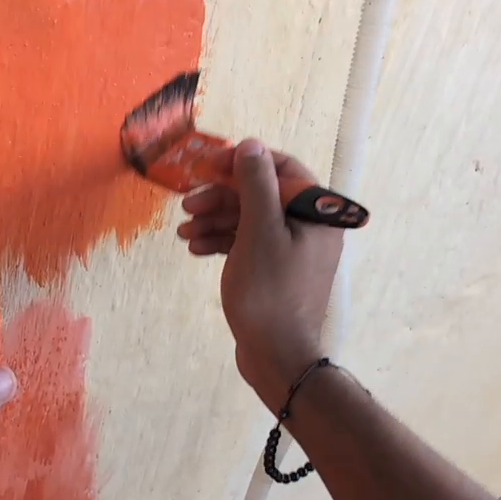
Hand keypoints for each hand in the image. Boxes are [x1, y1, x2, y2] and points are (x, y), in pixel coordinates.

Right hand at [176, 140, 343, 407]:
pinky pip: (248, 244)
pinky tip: (196, 249)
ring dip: (215, 221)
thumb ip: (255, 185)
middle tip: (186, 205)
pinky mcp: (275, 271)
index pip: (280, 168)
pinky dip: (222, 242)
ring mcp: (293, 251)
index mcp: (316, 212)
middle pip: (260, 195)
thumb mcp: (259, 232)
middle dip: (220, 198)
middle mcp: (309, 226)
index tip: (207, 167)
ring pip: (250, 220)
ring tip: (184, 233)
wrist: (277, 355)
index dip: (242, 163)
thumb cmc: (269, 292)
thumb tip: (250, 144)